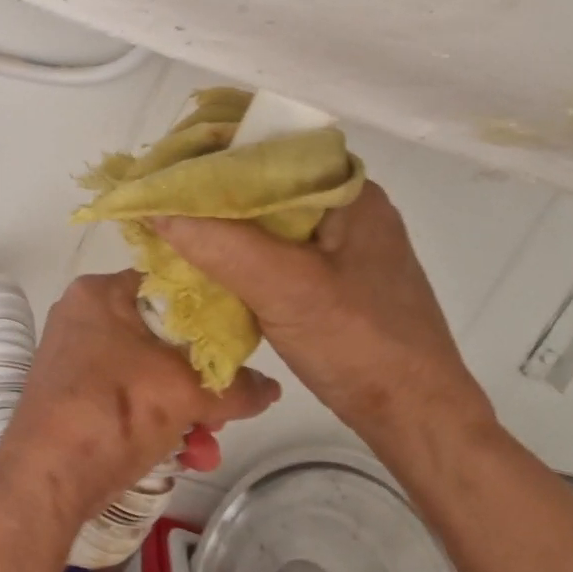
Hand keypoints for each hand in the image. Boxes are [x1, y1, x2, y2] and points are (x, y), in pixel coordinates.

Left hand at [0, 270, 280, 525]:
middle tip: (225, 410)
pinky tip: (185, 456)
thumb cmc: (112, 411)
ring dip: (186, 410)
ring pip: (149, 372)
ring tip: (207, 445)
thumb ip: (235, 386)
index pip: (167, 287)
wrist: (47, 475)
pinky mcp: (76, 393)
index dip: (210, 314)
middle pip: (162, 336)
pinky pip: (129, 397)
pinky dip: (158, 422)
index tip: (243, 343)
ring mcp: (76, 356)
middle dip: (200, 379)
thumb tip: (269, 387)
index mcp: (99, 293)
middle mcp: (84, 315)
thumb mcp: (184, 392)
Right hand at [152, 182, 491, 447]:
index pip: (265, 149)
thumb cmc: (362, 345)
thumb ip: (218, 243)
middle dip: (206, 190)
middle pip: (261, 183)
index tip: (158, 167)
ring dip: (217, 223)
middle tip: (152, 198)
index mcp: (346, 192)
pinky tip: (200, 263)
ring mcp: (340, 245)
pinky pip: (271, 248)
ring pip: (263, 218)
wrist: (420, 423)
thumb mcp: (284, 288)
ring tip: (165, 226)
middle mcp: (344, 207)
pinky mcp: (331, 278)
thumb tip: (152, 205)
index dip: (208, 153)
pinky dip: (235, 251)